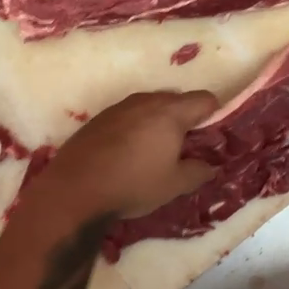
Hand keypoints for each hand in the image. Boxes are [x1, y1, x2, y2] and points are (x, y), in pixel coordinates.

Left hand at [33, 91, 218, 219]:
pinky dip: (135, 127)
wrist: (75, 188)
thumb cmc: (133, 184)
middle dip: (185, 118)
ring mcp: (119, 107)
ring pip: (150, 106)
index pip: (204, 99)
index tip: (209, 136)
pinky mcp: (99, 117)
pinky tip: (127, 153)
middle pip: (176, 99)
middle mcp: (146, 101)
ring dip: (158, 122)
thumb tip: (210, 166)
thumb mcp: (174, 185)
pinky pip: (128, 115)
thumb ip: (198, 172)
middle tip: (184, 147)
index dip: (213, 115)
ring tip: (154, 151)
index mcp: (170, 113)